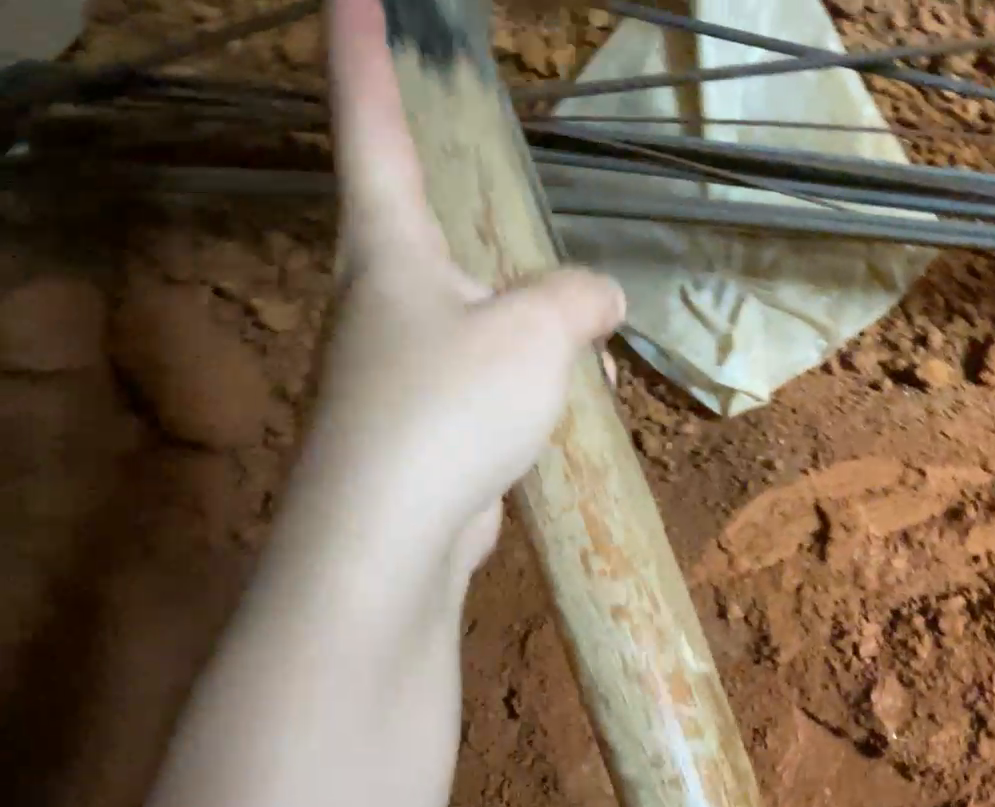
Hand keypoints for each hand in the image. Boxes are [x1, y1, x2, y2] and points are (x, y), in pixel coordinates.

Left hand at [308, 0, 625, 566]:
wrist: (398, 528)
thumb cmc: (451, 405)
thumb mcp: (535, 331)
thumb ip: (577, 296)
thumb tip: (601, 297)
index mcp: (392, 249)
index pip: (374, 132)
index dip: (362, 60)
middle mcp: (389, 296)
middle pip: (446, 234)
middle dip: (496, 236)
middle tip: (535, 241)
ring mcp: (409, 361)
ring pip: (489, 317)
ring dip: (543, 334)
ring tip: (586, 367)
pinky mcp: (435, 417)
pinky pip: (500, 376)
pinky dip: (540, 384)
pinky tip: (571, 412)